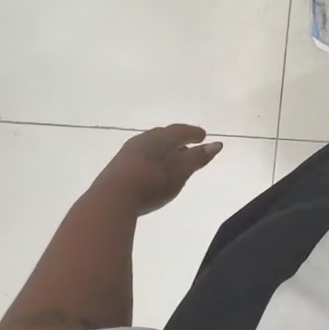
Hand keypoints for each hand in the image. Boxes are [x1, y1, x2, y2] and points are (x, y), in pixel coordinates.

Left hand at [94, 125, 222, 215]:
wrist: (111, 200)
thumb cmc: (152, 183)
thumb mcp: (180, 172)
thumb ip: (198, 157)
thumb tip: (217, 144)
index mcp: (160, 137)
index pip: (181, 130)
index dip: (194, 132)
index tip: (203, 136)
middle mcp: (143, 139)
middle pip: (164, 136)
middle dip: (177, 140)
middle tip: (188, 146)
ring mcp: (127, 153)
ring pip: (150, 146)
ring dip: (162, 151)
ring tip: (170, 160)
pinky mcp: (117, 168)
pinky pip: (139, 157)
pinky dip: (150, 160)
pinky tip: (150, 171)